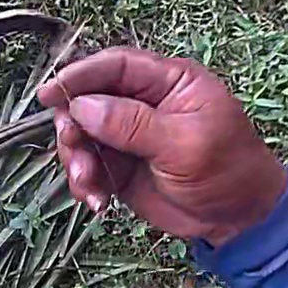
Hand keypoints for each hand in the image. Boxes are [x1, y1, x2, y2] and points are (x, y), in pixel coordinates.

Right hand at [38, 47, 287, 245]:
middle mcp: (143, 104)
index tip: (50, 93)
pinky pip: (88, 168)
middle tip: (73, 147)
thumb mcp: (184, 144)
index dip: (80, 75)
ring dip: (77, 160)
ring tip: (91, 185)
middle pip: (89, 100)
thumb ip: (133, 124)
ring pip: (82, 136)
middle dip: (74, 125)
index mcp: (168, 82)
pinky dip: (85, 184)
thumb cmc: (226, 171)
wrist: (237, 220)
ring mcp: (127, 138)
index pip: (115, 66)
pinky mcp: (119, 169)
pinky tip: (98, 203)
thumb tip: (82, 106)